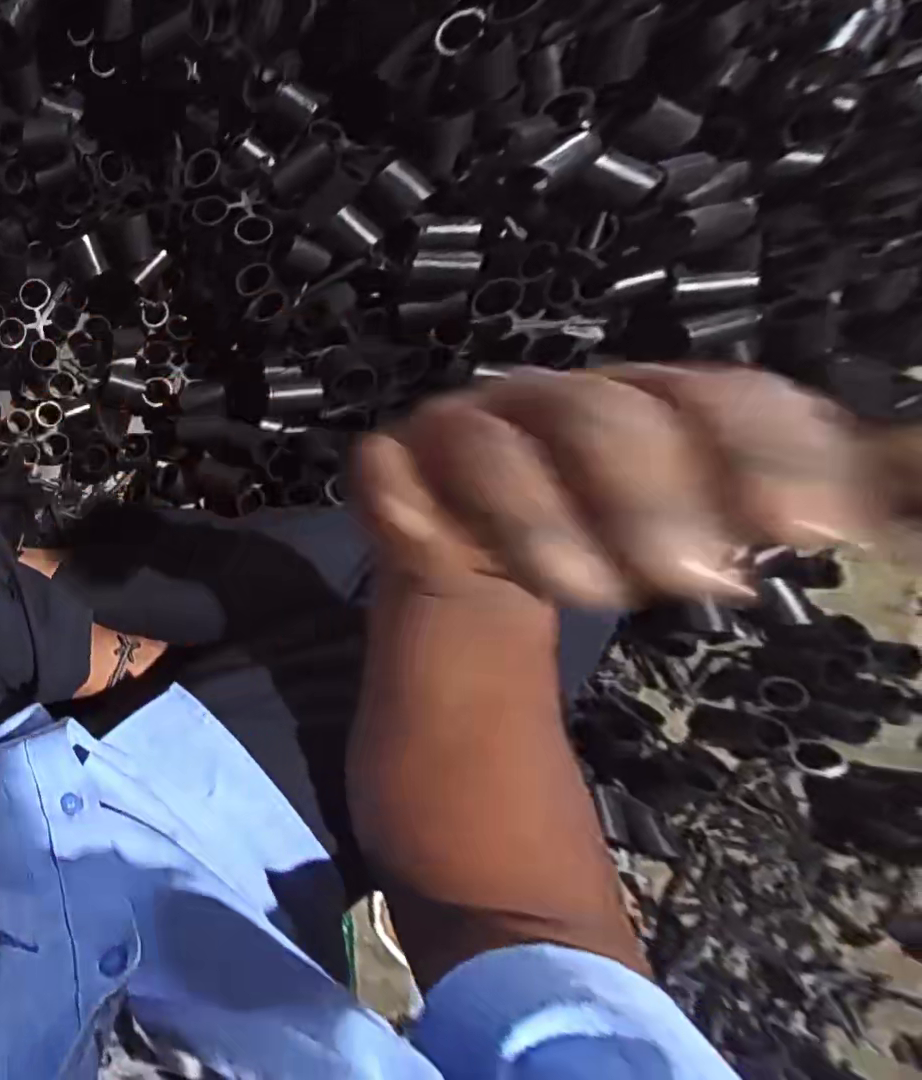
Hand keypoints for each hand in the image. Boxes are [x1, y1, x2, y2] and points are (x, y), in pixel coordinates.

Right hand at [350, 364, 878, 607]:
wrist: (482, 548)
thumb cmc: (599, 536)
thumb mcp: (708, 526)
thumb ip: (786, 511)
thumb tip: (899, 493)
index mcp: (642, 396)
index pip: (715, 394)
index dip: (766, 456)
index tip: (809, 538)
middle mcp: (544, 398)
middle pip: (594, 415)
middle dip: (645, 499)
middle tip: (684, 584)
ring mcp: (453, 427)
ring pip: (487, 448)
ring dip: (535, 521)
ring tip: (581, 595)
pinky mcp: (382, 463)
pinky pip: (383, 471)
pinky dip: (407, 507)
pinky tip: (437, 553)